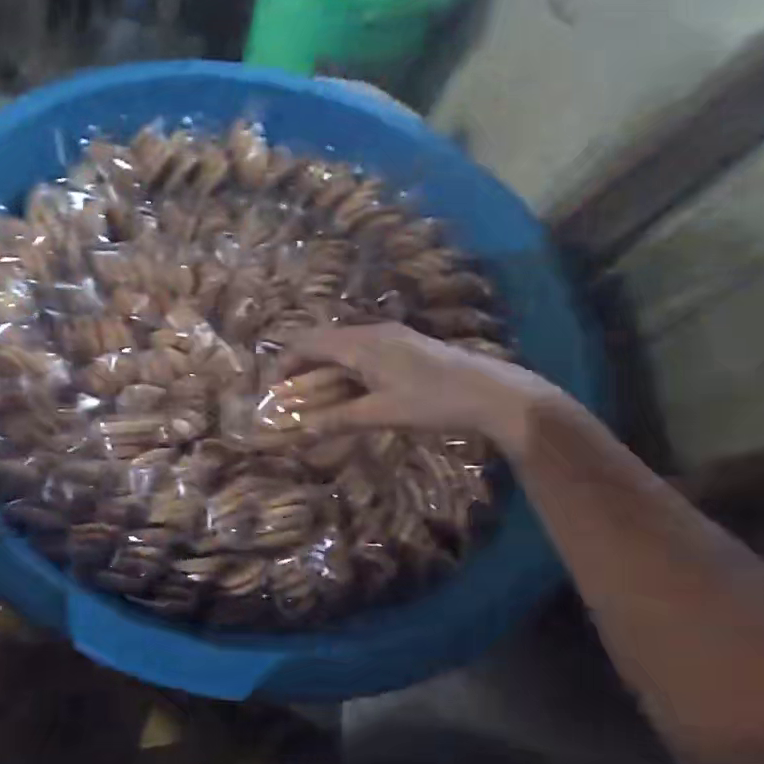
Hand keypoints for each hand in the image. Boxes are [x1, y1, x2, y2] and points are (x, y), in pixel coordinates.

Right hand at [283, 323, 569, 448]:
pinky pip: (361, 355)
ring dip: (323, 374)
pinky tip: (349, 396)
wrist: (491, 392)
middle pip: (321, 345)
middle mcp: (371, 332)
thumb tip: (300, 430)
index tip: (272, 392)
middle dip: (300, 372)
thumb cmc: (433, 402)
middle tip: (289, 402)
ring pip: (342, 351)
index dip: (283, 365)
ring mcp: (390, 337)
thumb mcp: (381, 414)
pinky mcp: (404, 347)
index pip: (306, 343)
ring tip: (314, 403)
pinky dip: (344, 374)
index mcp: (360, 343)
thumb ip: (337, 420)